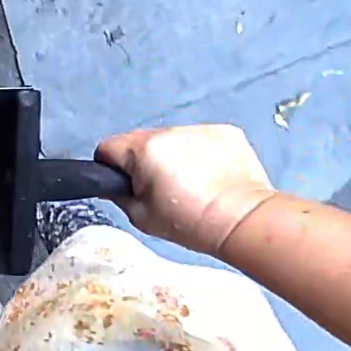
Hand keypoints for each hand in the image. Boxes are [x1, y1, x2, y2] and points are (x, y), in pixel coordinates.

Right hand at [96, 125, 276, 255]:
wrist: (243, 220)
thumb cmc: (189, 222)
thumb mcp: (140, 217)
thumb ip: (120, 194)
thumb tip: (114, 183)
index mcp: (143, 149)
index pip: (108, 147)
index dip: (111, 167)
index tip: (128, 183)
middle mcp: (168, 131)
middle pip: (139, 141)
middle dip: (143, 160)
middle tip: (160, 188)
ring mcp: (198, 128)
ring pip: (170, 139)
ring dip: (172, 155)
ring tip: (189, 183)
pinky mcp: (224, 131)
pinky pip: (199, 139)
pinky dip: (200, 153)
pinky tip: (210, 175)